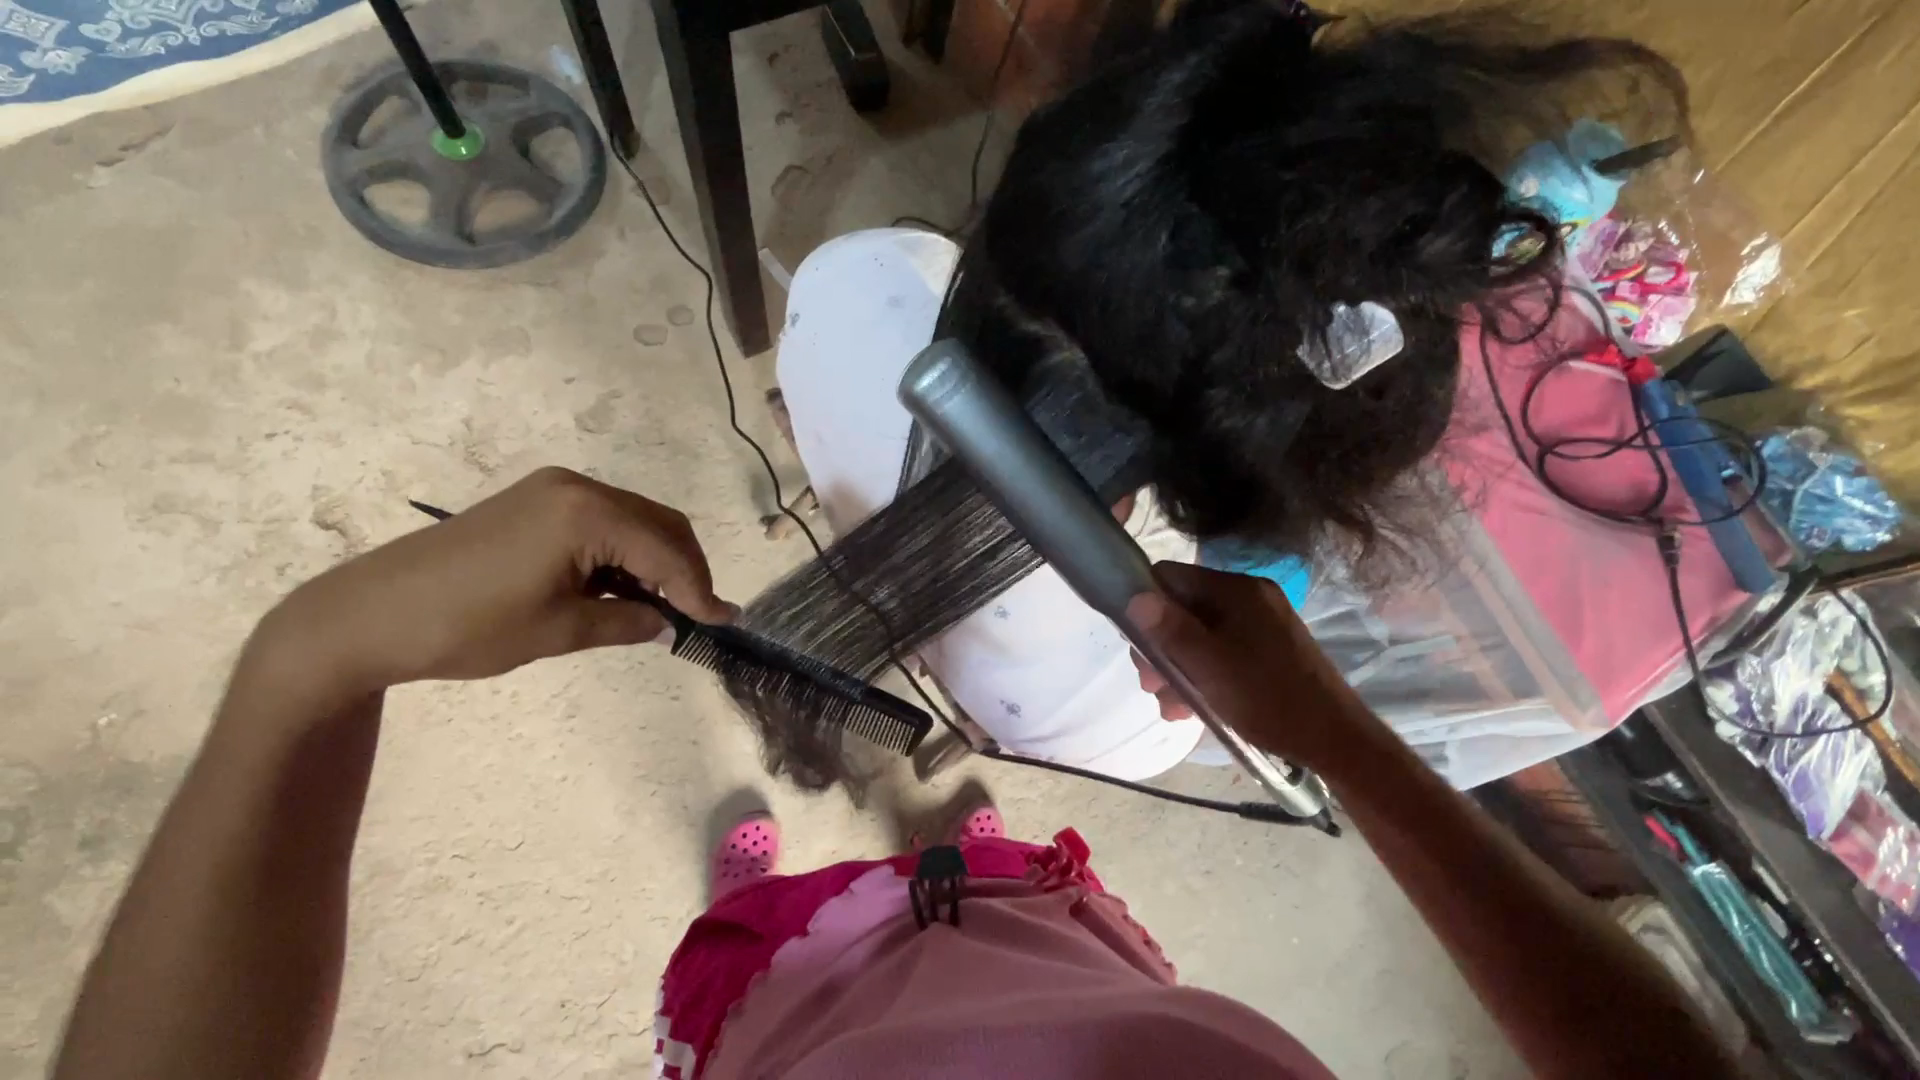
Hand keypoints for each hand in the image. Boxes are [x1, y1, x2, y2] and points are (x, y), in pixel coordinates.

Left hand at [245, 468, 734, 701]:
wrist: (368, 614)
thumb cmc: (467, 627)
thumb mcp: (558, 632)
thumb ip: (626, 622)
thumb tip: (669, 623)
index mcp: (586, 514)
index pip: (666, 550)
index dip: (700, 588)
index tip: (725, 621)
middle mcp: (576, 488)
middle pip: (659, 523)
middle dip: (685, 568)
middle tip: (697, 614)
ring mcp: (553, 490)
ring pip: (634, 520)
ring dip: (657, 559)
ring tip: (662, 606)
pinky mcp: (535, 501)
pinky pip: (603, 520)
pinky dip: (625, 551)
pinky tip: (621, 586)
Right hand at [1126, 562, 1366, 770]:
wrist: (1335, 740)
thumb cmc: (1268, 699)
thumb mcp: (1209, 666)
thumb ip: (1171, 629)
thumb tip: (1134, 596)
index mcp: (1236, 590)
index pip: (1170, 576)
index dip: (1145, 606)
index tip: (1137, 646)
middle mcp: (1248, 597)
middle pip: (1182, 608)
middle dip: (1160, 647)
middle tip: (1152, 685)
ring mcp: (1260, 623)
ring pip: (1199, 634)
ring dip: (1177, 668)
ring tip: (1172, 707)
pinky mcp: (1267, 649)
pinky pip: (1220, 650)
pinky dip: (1202, 674)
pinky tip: (1193, 708)